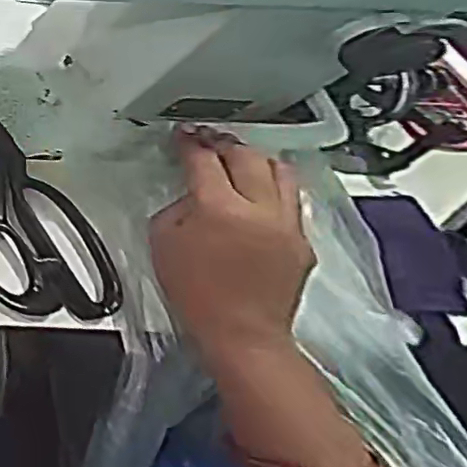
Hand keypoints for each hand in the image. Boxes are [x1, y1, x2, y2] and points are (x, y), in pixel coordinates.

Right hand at [151, 128, 312, 367]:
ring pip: (281, 172)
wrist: (240, 331)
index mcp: (219, 208)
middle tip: (205, 139)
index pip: (204, 160)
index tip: (182, 135)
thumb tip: (195, 192)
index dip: (189, 143)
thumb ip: (180, 204)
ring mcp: (289, 227)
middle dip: (223, 143)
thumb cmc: (192, 287)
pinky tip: (254, 190)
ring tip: (236, 156)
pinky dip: (271, 186)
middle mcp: (261, 212)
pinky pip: (291, 200)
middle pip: (248, 157)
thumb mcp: (163, 236)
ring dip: (255, 158)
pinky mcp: (304, 242)